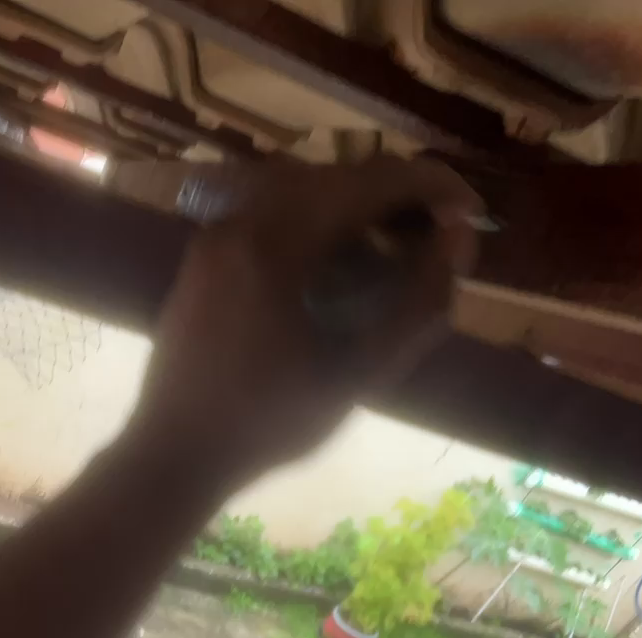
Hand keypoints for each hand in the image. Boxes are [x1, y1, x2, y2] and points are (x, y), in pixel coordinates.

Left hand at [126, 156, 481, 486]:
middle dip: (393, 199)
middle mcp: (238, 223)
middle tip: (432, 242)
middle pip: (334, 178)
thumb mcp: (354, 376)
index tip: (469, 217)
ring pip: (298, 197)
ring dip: (351, 214)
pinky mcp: (199, 263)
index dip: (433, 186)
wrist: (171, 455)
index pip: (371, 178)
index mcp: (273, 242)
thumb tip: (458, 237)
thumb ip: (416, 306)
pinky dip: (310, 231)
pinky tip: (329, 276)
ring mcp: (212, 241)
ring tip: (386, 259)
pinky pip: (265, 222)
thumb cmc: (264, 425)